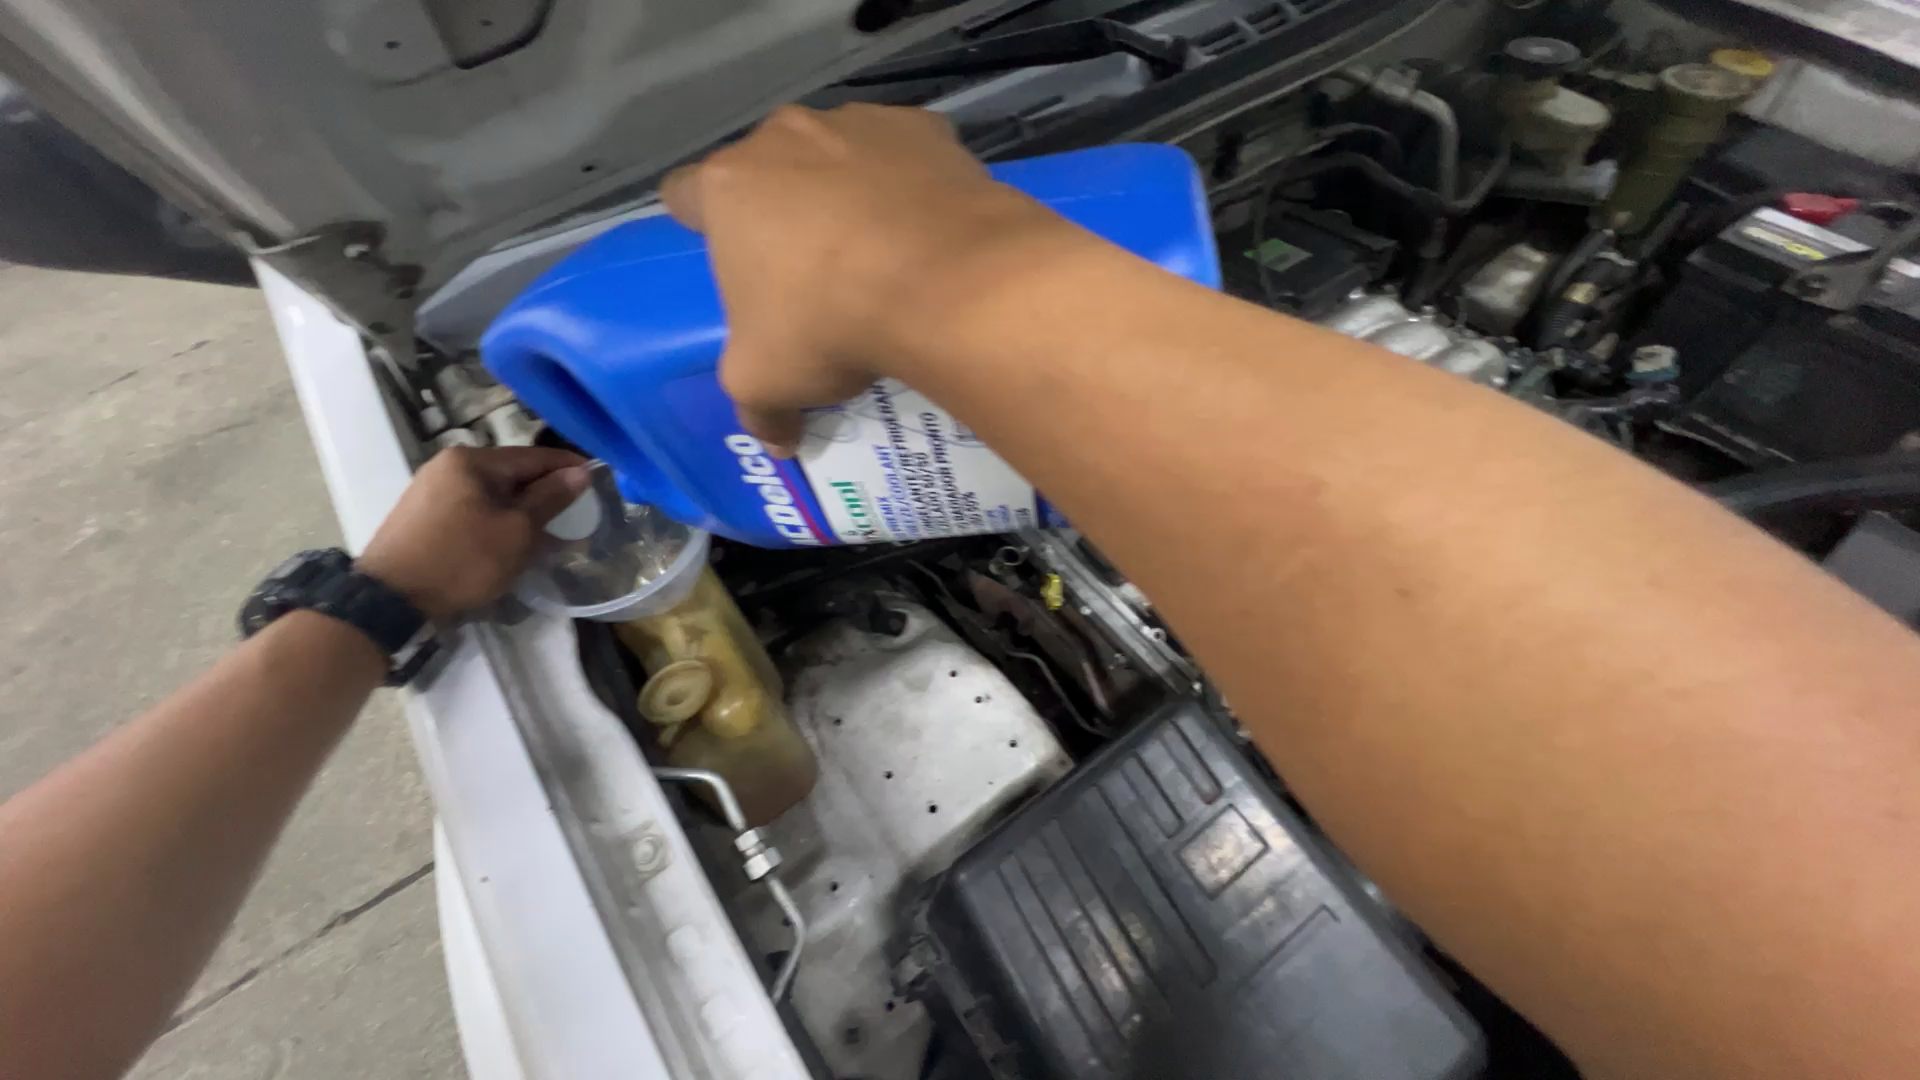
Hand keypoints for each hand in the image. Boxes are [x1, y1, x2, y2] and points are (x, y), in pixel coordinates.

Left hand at [358, 446, 588, 621]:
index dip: (569, 467)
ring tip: (553, 532)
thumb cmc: (464, 560)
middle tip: (578, 512)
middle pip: (514, 474)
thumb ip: (551, 498)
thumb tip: (580, 474)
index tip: (598, 479)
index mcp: (472, 461)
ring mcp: (433, 489)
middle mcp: (449, 466)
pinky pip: (476, 508)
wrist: (392, 600)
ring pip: (496, 493)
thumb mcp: (518, 530)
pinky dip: (501, 519)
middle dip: (547, 493)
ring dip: (526, 510)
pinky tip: (517, 539)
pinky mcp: (426, 514)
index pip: (534, 457)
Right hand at [661, 104, 1081, 453]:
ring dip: (847, 197)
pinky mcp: (921, 129)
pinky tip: (927, 234)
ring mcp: (855, 123)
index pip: (686, 196)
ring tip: (880, 257)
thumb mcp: (771, 383)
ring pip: (835, 159)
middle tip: (812, 276)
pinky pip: (904, 158)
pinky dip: (909, 188)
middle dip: (781, 217)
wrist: (944, 284)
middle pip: (766, 175)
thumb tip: (777, 445)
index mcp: (727, 188)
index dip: (702, 227)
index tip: (730, 260)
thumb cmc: (829, 326)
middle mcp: (783, 136)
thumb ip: (761, 411)